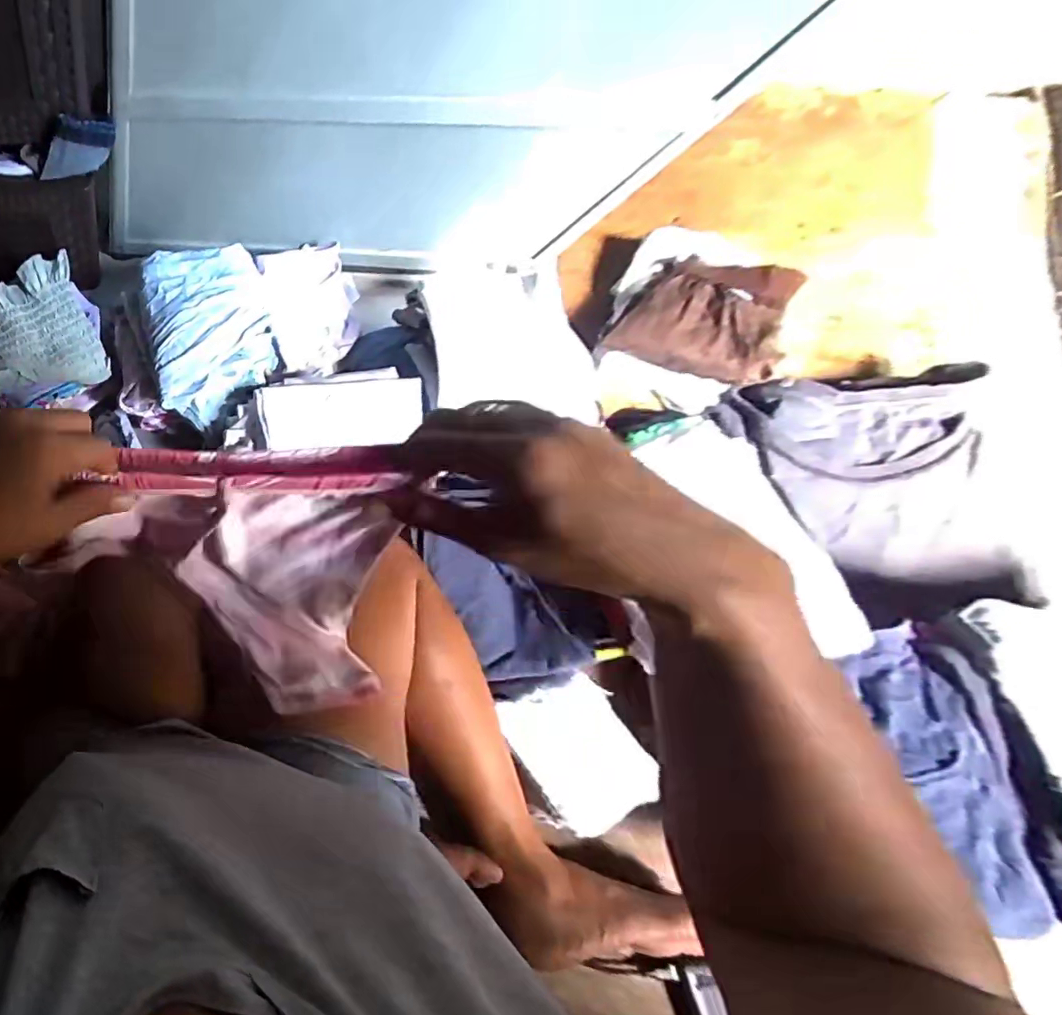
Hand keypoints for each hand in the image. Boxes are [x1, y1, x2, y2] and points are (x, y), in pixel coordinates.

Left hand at [0, 409, 128, 585]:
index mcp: (50, 445)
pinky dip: (37, 438)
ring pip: (51, 418)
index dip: (109, 470)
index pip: (100, 445)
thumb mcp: (48, 524)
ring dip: (62, 441)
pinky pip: (26, 422)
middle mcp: (30, 420)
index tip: (101, 493)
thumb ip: (91, 504)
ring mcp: (2, 418)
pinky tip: (21, 470)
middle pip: (79, 421)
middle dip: (88, 448)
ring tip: (49, 478)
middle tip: (77, 483)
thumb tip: (128, 495)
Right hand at [383, 402, 786, 613]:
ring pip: (488, 410)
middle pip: (459, 416)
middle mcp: (535, 423)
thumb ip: (445, 517)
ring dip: (457, 431)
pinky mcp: (580, 425)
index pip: (439, 441)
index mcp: (517, 455)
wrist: (681, 551)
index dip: (403, 455)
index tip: (380, 471)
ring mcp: (562, 419)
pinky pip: (517, 414)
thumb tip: (392, 500)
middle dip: (425, 440)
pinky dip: (488, 429)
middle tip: (409, 473)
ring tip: (446, 466)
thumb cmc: (587, 557)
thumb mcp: (507, 544)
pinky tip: (491, 459)